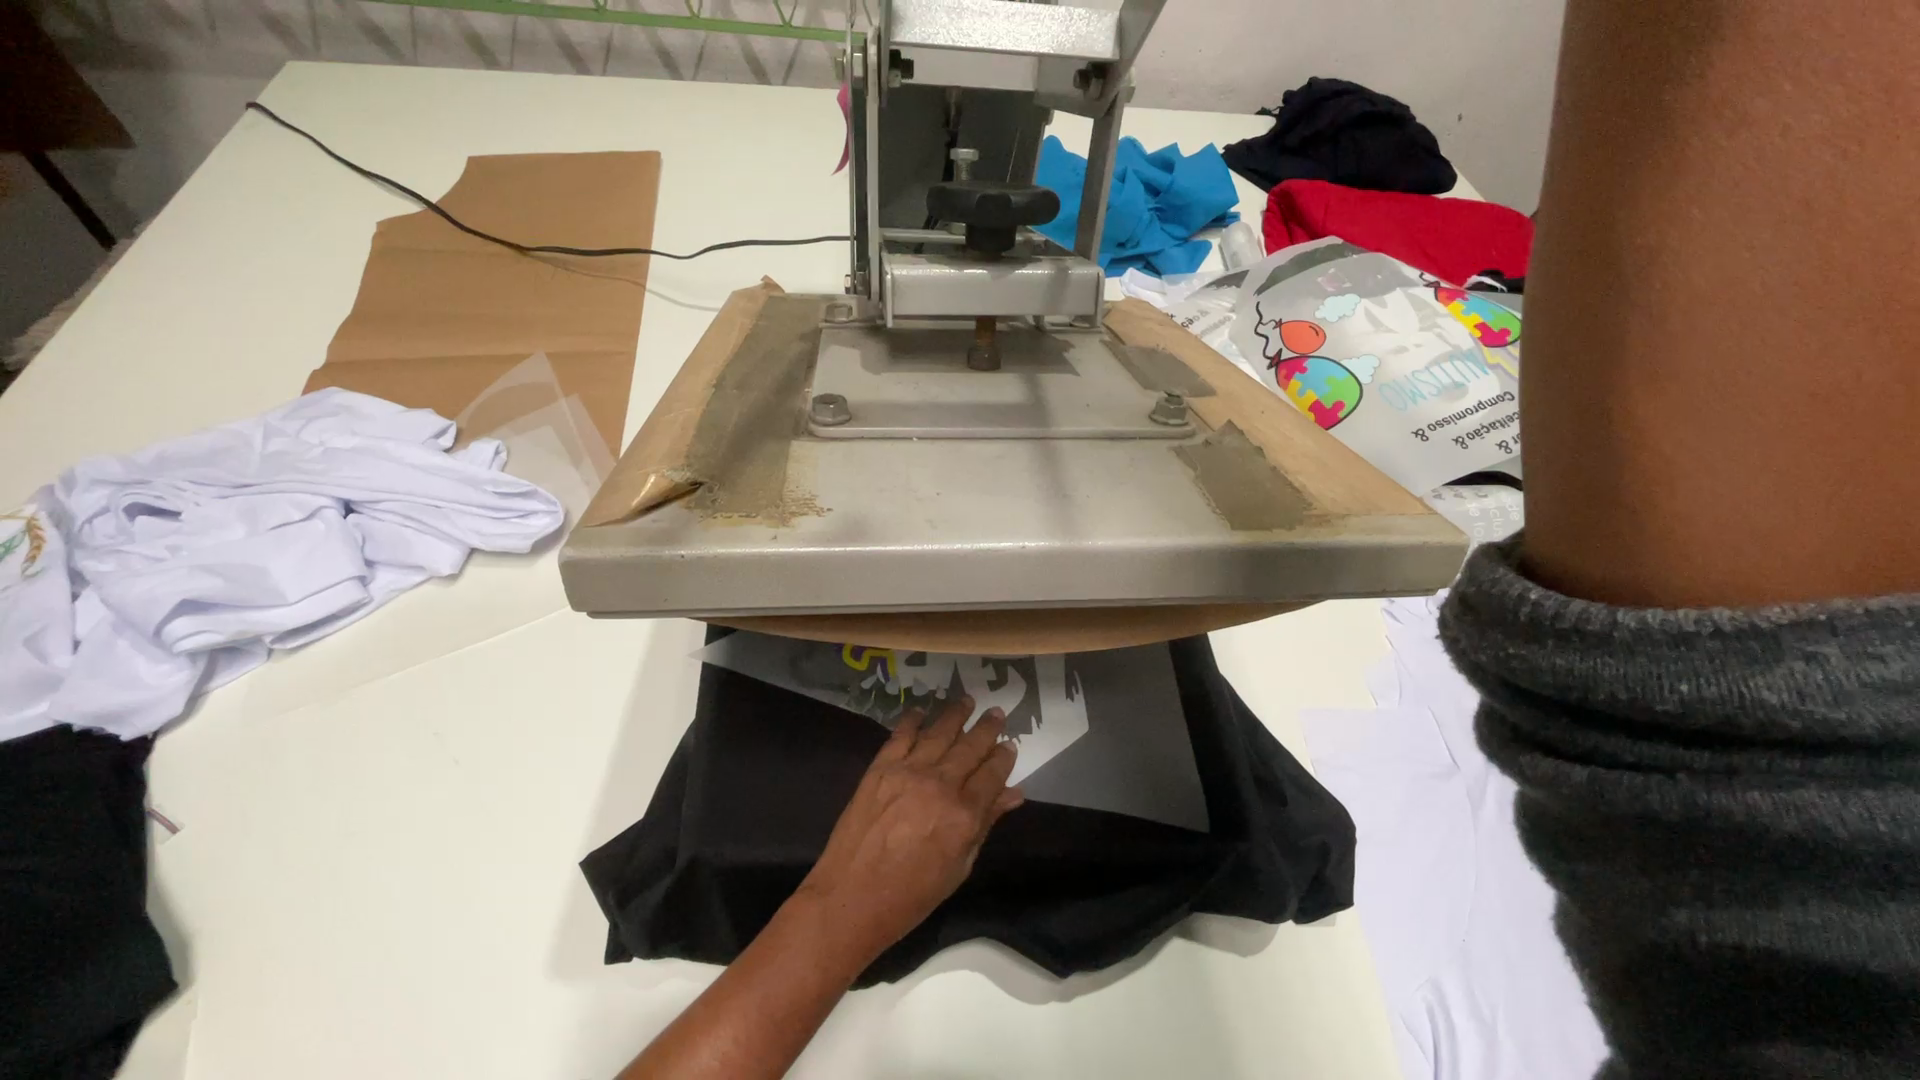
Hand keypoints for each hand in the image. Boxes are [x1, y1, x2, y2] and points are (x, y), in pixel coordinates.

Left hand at [793, 696, 1024, 965]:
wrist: (850, 898)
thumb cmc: (911, 896)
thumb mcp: (959, 868)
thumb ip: (985, 825)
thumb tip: (1013, 795)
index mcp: (964, 815)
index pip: (992, 775)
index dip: (1004, 758)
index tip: (1011, 745)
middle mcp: (940, 785)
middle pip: (970, 747)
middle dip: (986, 729)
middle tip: (997, 712)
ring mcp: (907, 773)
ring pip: (939, 734)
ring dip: (955, 715)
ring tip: (967, 701)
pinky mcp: (879, 769)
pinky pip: (900, 736)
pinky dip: (912, 720)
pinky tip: (921, 710)